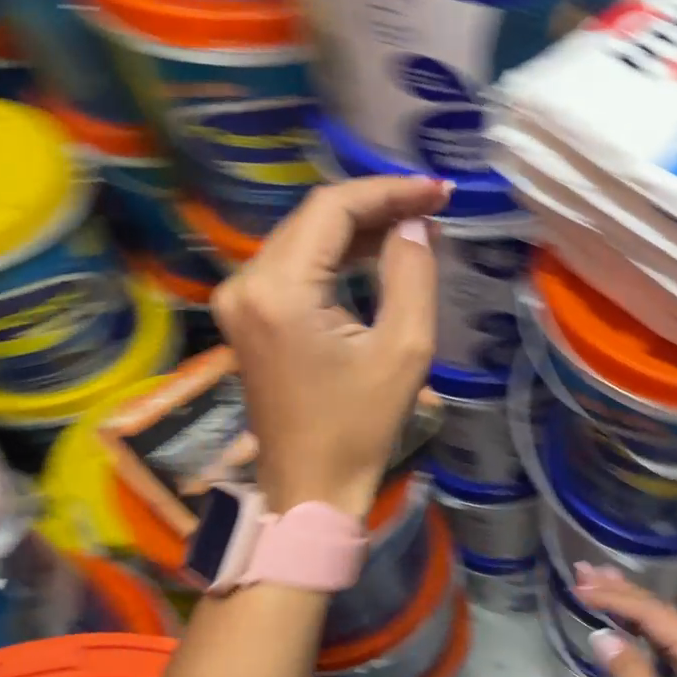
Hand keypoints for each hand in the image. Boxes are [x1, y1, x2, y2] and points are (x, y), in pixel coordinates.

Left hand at [212, 177, 451, 515]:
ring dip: (356, 227)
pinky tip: (374, 252)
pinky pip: (294, 266)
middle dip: (375, 204)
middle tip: (432, 203)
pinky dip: (336, 254)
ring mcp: (239, 300)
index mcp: (281, 290)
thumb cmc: (361, 426)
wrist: (310, 486)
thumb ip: (411, 276)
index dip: (388, 191)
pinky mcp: (246, 317)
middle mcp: (246, 283)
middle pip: (313, 218)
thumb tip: (413, 226)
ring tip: (413, 222)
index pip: (332, 210)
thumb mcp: (405, 350)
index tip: (437, 190)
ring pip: (303, 238)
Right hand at [576, 563, 676, 676]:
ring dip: (632, 604)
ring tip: (598, 583)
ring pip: (668, 623)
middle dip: (622, 589)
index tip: (581, 585)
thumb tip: (601, 636)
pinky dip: (647, 628)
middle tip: (584, 569)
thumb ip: (633, 675)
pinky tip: (628, 621)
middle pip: (662, 611)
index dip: (615, 597)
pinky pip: (674, 641)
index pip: (654, 614)